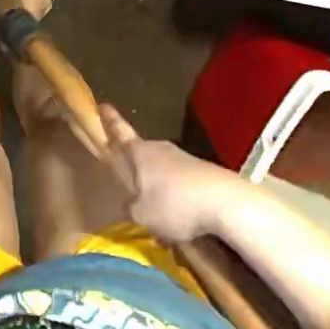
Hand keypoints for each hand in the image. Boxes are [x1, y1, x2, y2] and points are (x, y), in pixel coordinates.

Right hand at [103, 103, 249, 244]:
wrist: (227, 203)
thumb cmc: (174, 203)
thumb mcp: (142, 215)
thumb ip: (131, 209)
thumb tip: (132, 206)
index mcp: (140, 152)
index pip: (120, 131)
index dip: (110, 120)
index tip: (103, 105)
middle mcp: (161, 149)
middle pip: (143, 155)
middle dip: (137, 170)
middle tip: (132, 191)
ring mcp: (185, 159)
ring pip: (164, 174)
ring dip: (160, 191)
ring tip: (161, 220)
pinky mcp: (204, 173)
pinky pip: (183, 185)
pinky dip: (180, 201)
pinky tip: (183, 223)